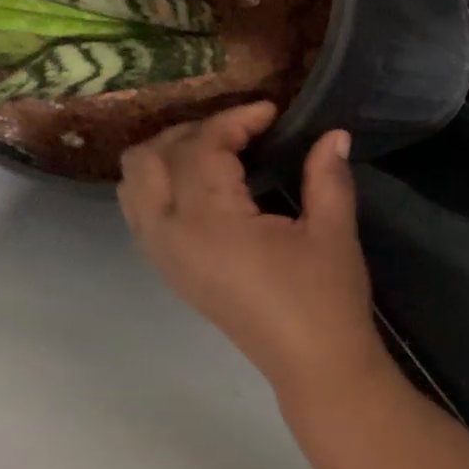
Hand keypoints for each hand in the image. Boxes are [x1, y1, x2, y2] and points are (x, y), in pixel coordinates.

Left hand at [119, 102, 388, 398]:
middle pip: (150, 157)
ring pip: (134, 182)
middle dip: (193, 132)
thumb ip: (327, 179)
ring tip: (220, 151)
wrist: (314, 359)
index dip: (236, 121)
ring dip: (169, 155)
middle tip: (244, 128)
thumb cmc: (328, 296)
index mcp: (210, 219)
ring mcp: (159, 251)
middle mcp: (168, 230)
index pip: (203, 148)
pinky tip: (208, 188)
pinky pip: (141, 209)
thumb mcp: (334, 234)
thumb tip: (333, 135)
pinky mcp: (168, 266)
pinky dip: (164, 183)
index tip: (273, 110)